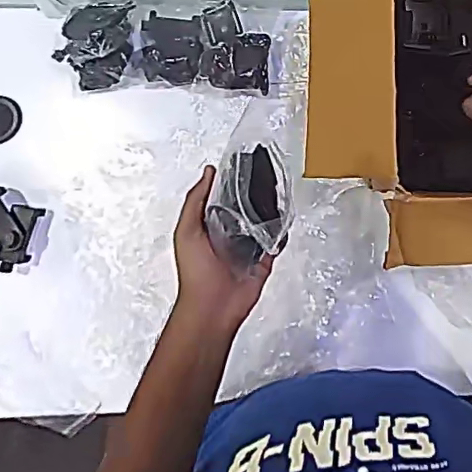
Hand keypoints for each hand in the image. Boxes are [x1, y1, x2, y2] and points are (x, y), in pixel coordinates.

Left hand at [172, 166, 273, 332]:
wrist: (213, 306)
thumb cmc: (195, 271)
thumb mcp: (186, 230)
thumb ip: (195, 201)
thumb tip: (208, 173)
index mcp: (208, 226)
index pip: (221, 198)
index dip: (230, 182)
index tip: (242, 165)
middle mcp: (229, 235)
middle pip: (244, 209)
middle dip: (253, 195)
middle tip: (266, 176)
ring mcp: (247, 248)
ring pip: (262, 224)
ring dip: (269, 212)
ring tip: (279, 193)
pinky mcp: (263, 260)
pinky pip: (275, 243)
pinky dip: (280, 233)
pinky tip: (285, 220)